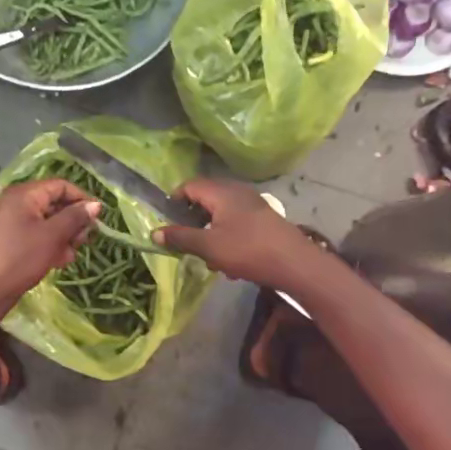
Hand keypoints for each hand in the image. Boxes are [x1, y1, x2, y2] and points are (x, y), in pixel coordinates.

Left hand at [0, 178, 101, 306]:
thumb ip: (75, 217)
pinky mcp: (12, 240)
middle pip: (55, 203)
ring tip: (68, 255)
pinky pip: (38, 235)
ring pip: (48, 222)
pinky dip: (50, 245)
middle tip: (82, 241)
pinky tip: (58, 262)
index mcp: (24, 194)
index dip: (81, 199)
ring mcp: (13, 221)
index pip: (60, 186)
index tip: (98, 219)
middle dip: (73, 222)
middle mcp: (17, 202)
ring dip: (64, 237)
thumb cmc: (21, 257)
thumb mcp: (52, 236)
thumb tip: (96, 204)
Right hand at [154, 178, 314, 288]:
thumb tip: (154, 233)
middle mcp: (237, 192)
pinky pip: (236, 223)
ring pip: (221, 214)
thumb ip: (180, 238)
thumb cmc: (248, 250)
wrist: (296, 264)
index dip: (174, 201)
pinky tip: (231, 262)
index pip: (189, 186)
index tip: (167, 222)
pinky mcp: (263, 220)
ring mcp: (253, 205)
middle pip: (205, 199)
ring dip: (210, 234)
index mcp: (222, 192)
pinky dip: (227, 238)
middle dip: (193, 221)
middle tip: (186, 241)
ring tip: (209, 258)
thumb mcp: (208, 247)